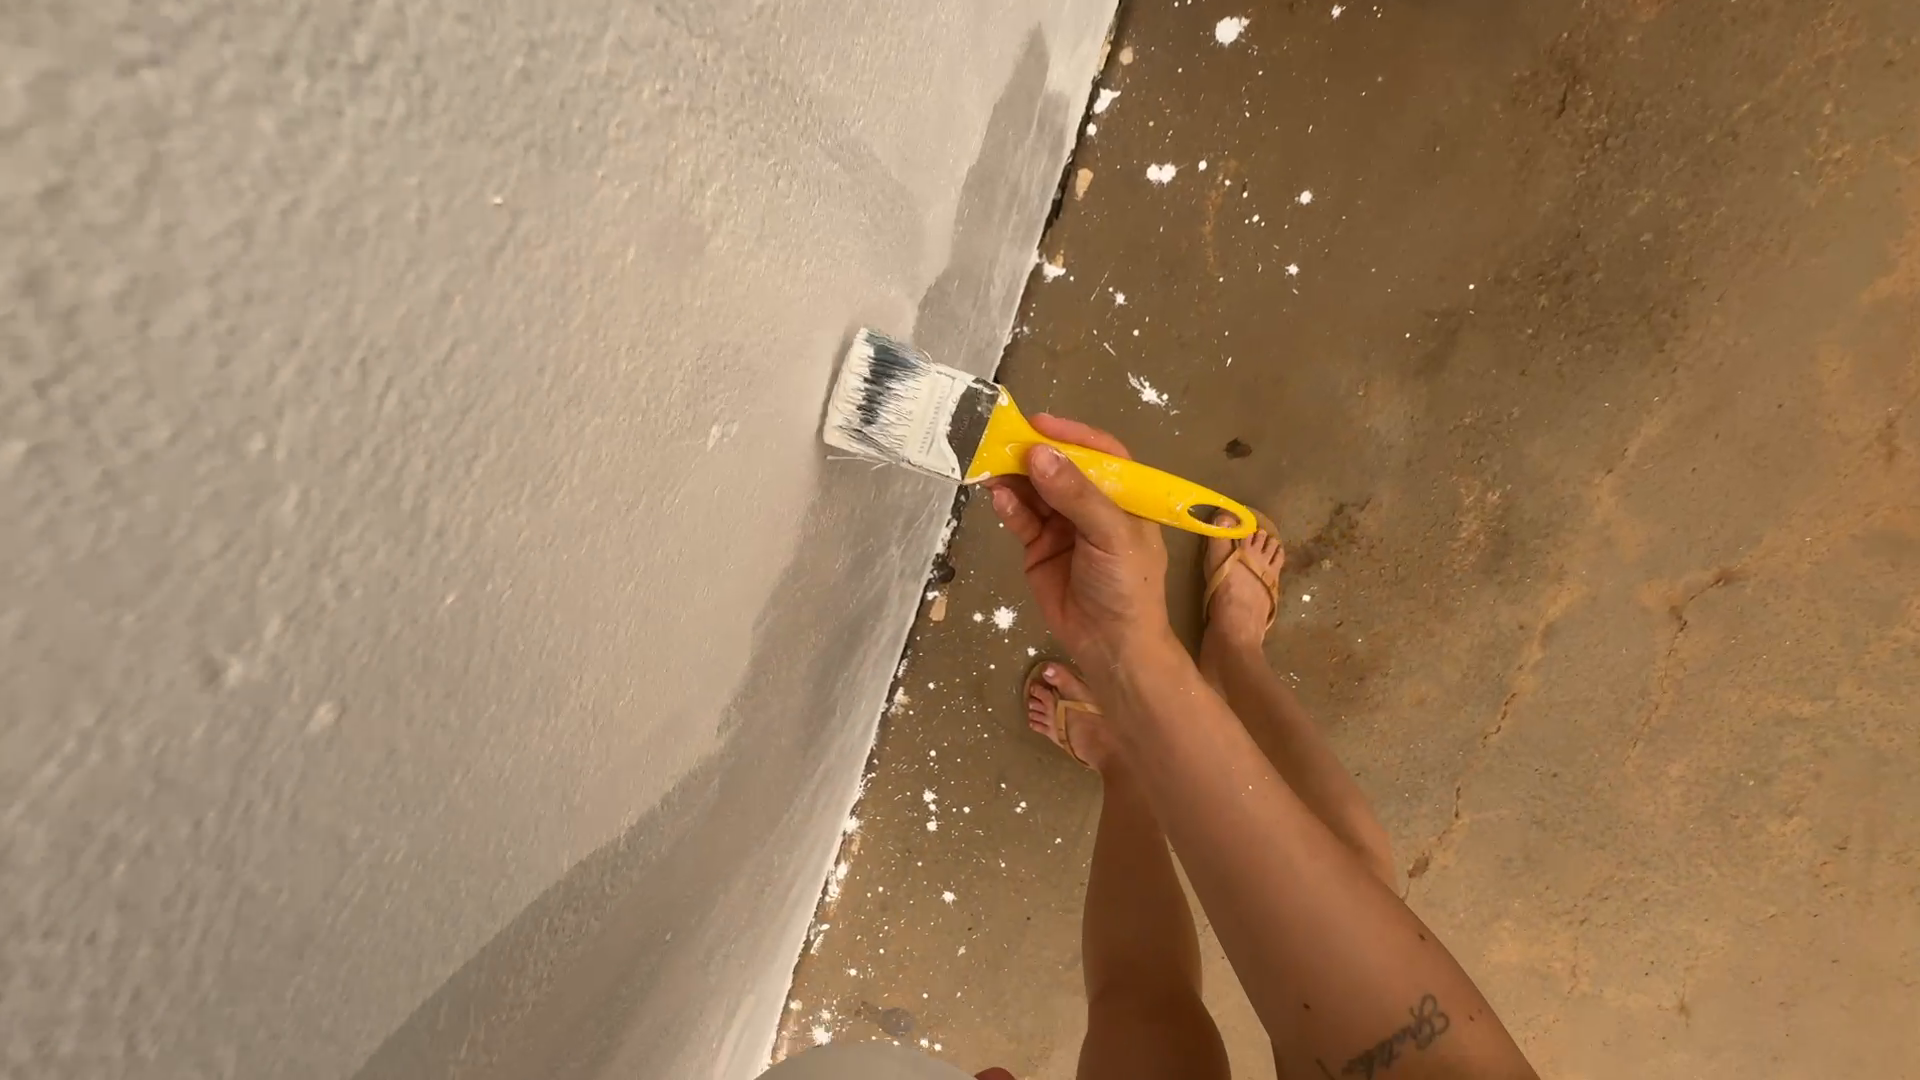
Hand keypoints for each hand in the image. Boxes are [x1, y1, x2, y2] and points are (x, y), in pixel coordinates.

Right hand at [983, 414, 1172, 667]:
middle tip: (1001, 440)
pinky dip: (1009, 506)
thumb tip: (1038, 454)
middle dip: (1032, 454)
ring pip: (1035, 491)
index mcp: (1124, 496)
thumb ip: (1076, 495)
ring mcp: (1063, 525)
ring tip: (990, 465)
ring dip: (1014, 477)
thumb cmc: (1127, 587)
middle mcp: (1092, 505)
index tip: (1037, 423)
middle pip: (1059, 468)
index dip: (1069, 434)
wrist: (1111, 646)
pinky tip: (997, 497)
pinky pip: (1022, 518)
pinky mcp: (1039, 547)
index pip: (1099, 453)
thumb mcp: (1111, 535)